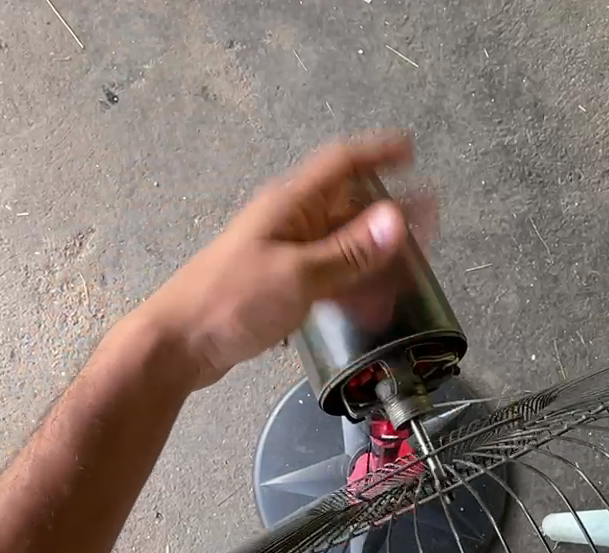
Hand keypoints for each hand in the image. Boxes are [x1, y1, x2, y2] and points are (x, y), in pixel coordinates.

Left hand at [136, 132, 423, 388]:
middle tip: (427, 234)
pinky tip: (372, 307)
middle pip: (350, 209)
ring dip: (375, 262)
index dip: (378, 154)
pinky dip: (353, 289)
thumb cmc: (232, 301)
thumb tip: (397, 220)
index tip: (411, 152)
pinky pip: (330, 279)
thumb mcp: (298, 276)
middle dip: (389, 220)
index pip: (342, 164)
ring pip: (344, 248)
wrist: (181, 344)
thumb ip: (349, 252)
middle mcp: (293, 222)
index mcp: (292, 205)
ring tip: (408, 279)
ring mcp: (288, 255)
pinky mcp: (284, 287)